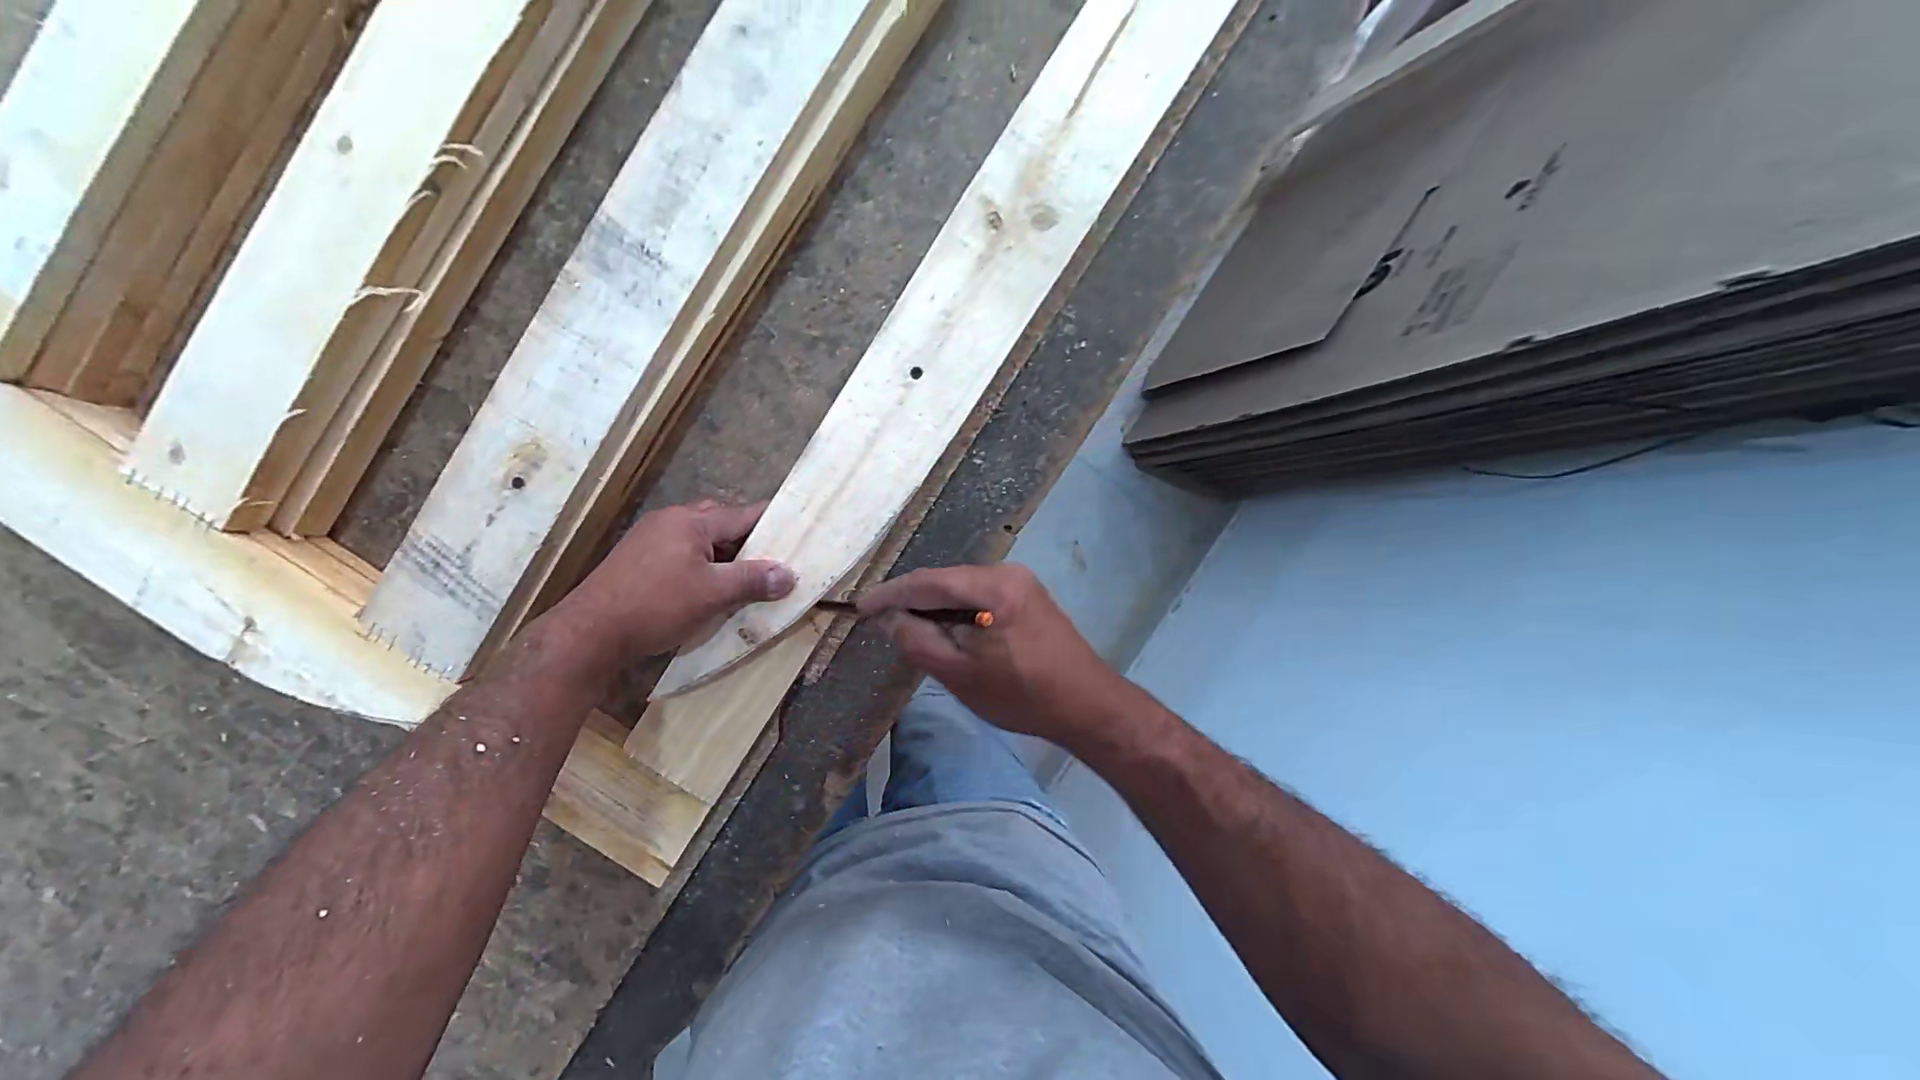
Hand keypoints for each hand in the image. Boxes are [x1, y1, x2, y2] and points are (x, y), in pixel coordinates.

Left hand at [547, 500, 794, 664]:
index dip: (772, 524)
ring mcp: (649, 538)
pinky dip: (700, 564)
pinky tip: (706, 588)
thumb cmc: (656, 606)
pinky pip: (680, 551)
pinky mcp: (637, 559)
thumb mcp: (713, 594)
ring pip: (699, 538)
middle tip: (769, 561)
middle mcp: (669, 520)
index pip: (743, 515)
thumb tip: (789, 574)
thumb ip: (753, 580)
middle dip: (746, 540)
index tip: (796, 532)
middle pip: (720, 522)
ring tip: (741, 578)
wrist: (590, 633)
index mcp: (690, 521)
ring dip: (722, 554)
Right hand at [858, 564, 1137, 748]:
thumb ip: (918, 640)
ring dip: (934, 607)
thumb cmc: (1022, 695)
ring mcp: (1020, 582)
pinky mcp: (1027, 596)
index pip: (927, 581)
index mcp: (992, 585)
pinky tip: (945, 631)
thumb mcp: (959, 673)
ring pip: (960, 589)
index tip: (860, 608)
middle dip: (911, 600)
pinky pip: (978, 596)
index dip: (890, 594)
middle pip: (944, 580)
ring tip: (907, 630)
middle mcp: (1007, 572)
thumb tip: (889, 617)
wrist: (1088, 706)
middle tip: (880, 622)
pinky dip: (956, 611)